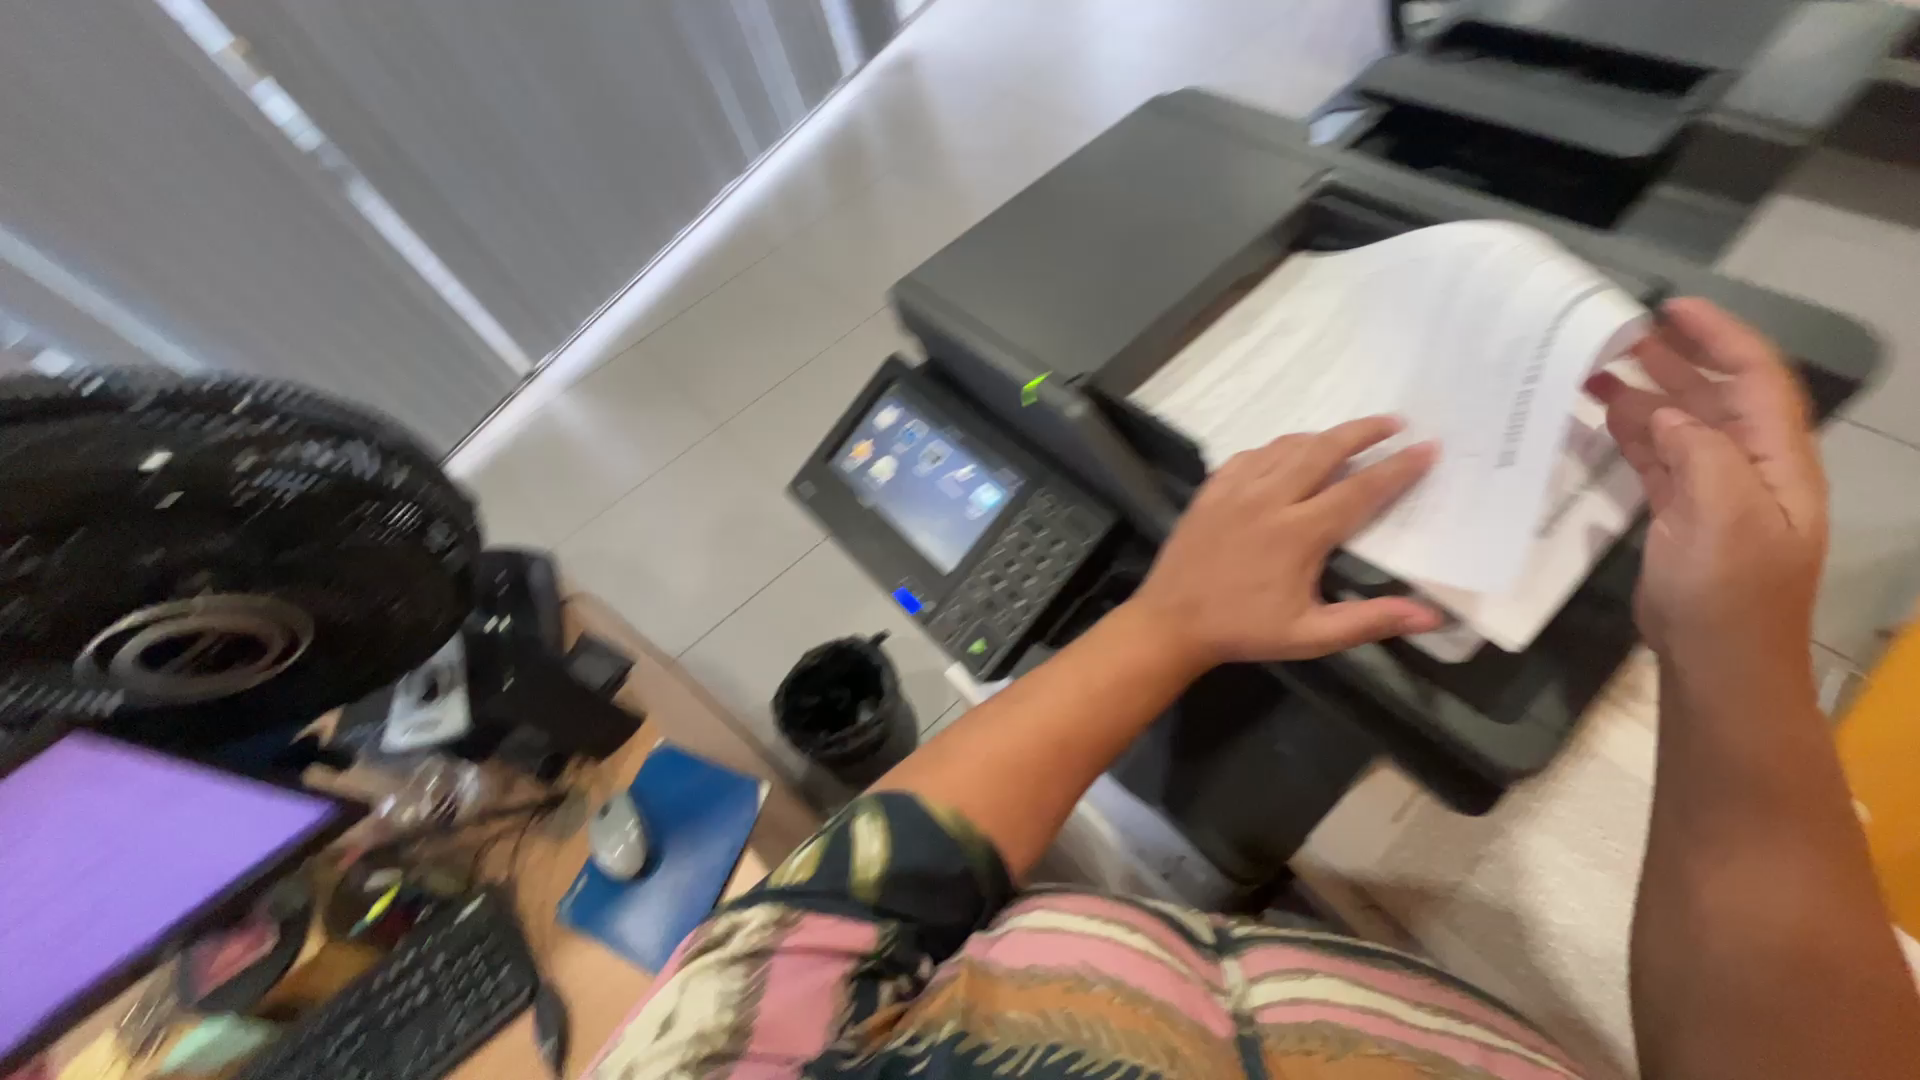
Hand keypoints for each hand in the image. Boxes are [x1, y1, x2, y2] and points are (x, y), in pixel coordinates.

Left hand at [1125, 416, 1441, 670]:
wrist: (1170, 622)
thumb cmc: (1242, 630)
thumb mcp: (1309, 636)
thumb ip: (1369, 622)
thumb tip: (1431, 616)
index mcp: (1298, 533)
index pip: (1359, 490)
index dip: (1398, 468)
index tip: (1427, 448)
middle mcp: (1267, 500)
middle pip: (1323, 451)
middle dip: (1362, 432)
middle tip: (1394, 423)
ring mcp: (1233, 492)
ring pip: (1284, 447)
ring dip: (1319, 437)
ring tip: (1346, 437)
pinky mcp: (1209, 492)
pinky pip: (1247, 456)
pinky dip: (1274, 449)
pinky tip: (1285, 455)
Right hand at [1586, 298, 1826, 675]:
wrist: (1719, 658)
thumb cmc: (1729, 592)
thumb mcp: (1725, 519)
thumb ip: (1700, 455)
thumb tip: (1663, 411)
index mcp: (1776, 461)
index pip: (1754, 381)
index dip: (1720, 339)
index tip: (1672, 309)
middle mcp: (1748, 466)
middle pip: (1716, 396)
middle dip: (1676, 359)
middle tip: (1620, 333)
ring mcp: (1711, 490)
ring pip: (1678, 424)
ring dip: (1642, 393)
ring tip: (1593, 369)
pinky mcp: (1677, 512)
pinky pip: (1654, 457)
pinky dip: (1628, 432)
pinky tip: (1600, 417)